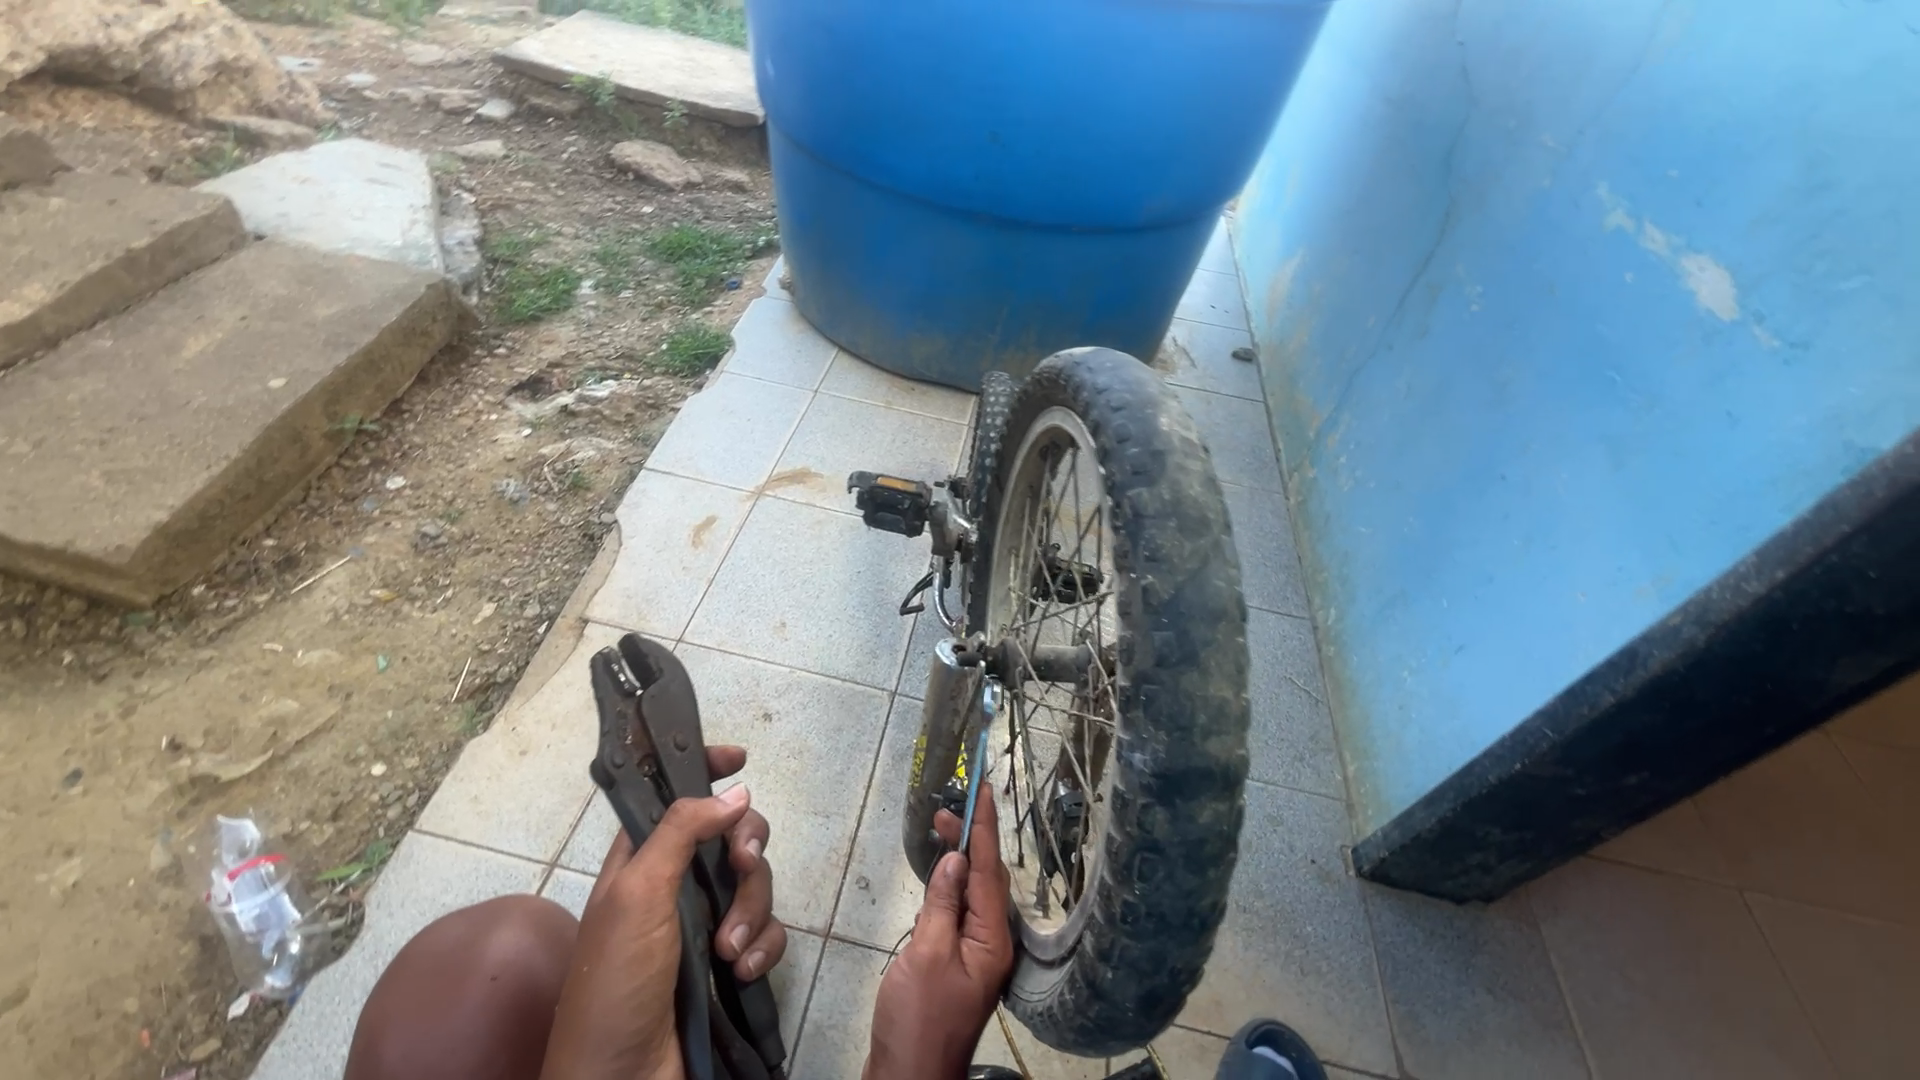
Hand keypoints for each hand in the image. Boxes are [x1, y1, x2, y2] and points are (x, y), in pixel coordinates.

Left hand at [541, 746, 785, 1079]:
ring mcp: (706, 924)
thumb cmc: (615, 981)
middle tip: (740, 865)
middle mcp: (676, 885)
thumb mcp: (636, 894)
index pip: (674, 798)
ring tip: (727, 952)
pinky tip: (741, 974)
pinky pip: (768, 932)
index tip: (739, 759)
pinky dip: (762, 948)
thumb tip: (736, 789)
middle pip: (731, 836)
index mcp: (641, 861)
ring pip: (755, 885)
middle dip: (746, 848)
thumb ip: (682, 831)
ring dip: (751, 912)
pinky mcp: (730, 961)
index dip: (704, 771)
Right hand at [864, 789, 1015, 1079]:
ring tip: (940, 830)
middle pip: (985, 879)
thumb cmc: (918, 1017)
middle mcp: (991, 942)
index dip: (986, 827)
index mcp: (993, 939)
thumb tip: (955, 858)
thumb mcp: (927, 954)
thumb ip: (942, 903)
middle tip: (945, 808)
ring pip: (971, 894)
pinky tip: (936, 880)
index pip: (991, 870)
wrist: (908, 1077)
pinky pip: (957, 914)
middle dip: (970, 839)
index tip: (985, 788)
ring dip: (958, 862)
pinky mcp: (955, 963)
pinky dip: (947, 889)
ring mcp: (974, 954)